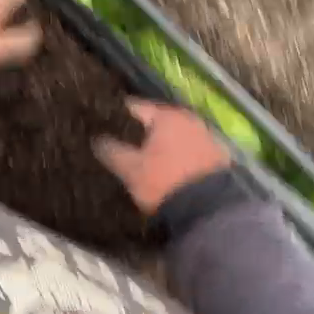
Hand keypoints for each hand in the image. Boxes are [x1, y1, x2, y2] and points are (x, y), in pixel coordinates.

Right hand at [94, 99, 230, 213]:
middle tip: (120, 139)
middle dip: (139, 128)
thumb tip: (96, 139)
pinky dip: (176, 151)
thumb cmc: (163, 181)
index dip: (115, 114)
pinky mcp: (217, 153)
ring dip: (159, 140)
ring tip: (142, 153)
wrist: (209, 207)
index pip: (134, 106)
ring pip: (174, 132)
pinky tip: (166, 164)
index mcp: (165, 116)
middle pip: (156, 118)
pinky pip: (188, 146)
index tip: (101, 122)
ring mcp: (206, 134)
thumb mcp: (129, 169)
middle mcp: (188, 118)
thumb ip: (111, 150)